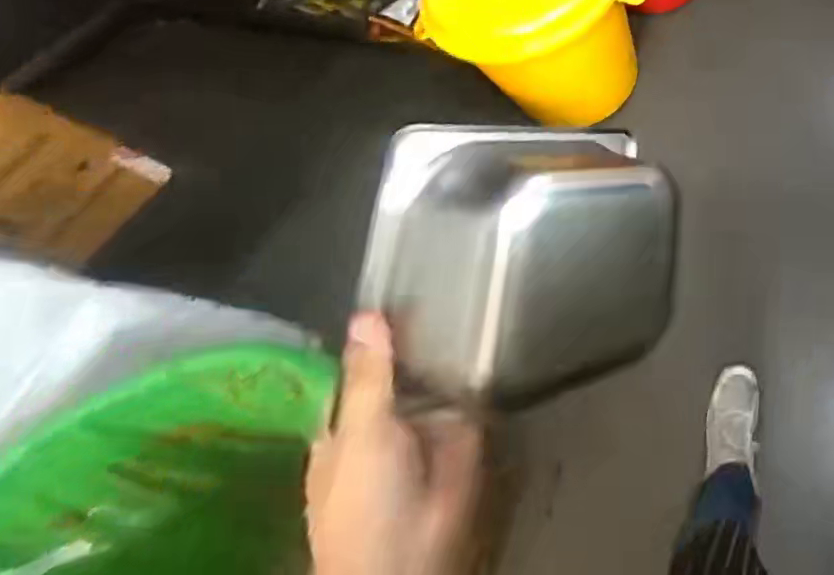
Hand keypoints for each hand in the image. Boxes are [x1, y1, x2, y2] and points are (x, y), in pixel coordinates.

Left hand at [306, 313, 485, 574]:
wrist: (409, 554)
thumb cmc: (364, 497)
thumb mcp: (360, 430)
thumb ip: (369, 374)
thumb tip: (365, 313)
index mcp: (343, 428)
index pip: (357, 372)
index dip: (373, 339)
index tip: (395, 296)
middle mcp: (384, 424)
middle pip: (402, 373)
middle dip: (418, 341)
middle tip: (442, 285)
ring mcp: (425, 430)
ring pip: (437, 382)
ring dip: (450, 353)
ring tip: (470, 297)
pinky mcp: (462, 435)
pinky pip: (469, 396)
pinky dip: (476, 373)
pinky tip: (489, 335)